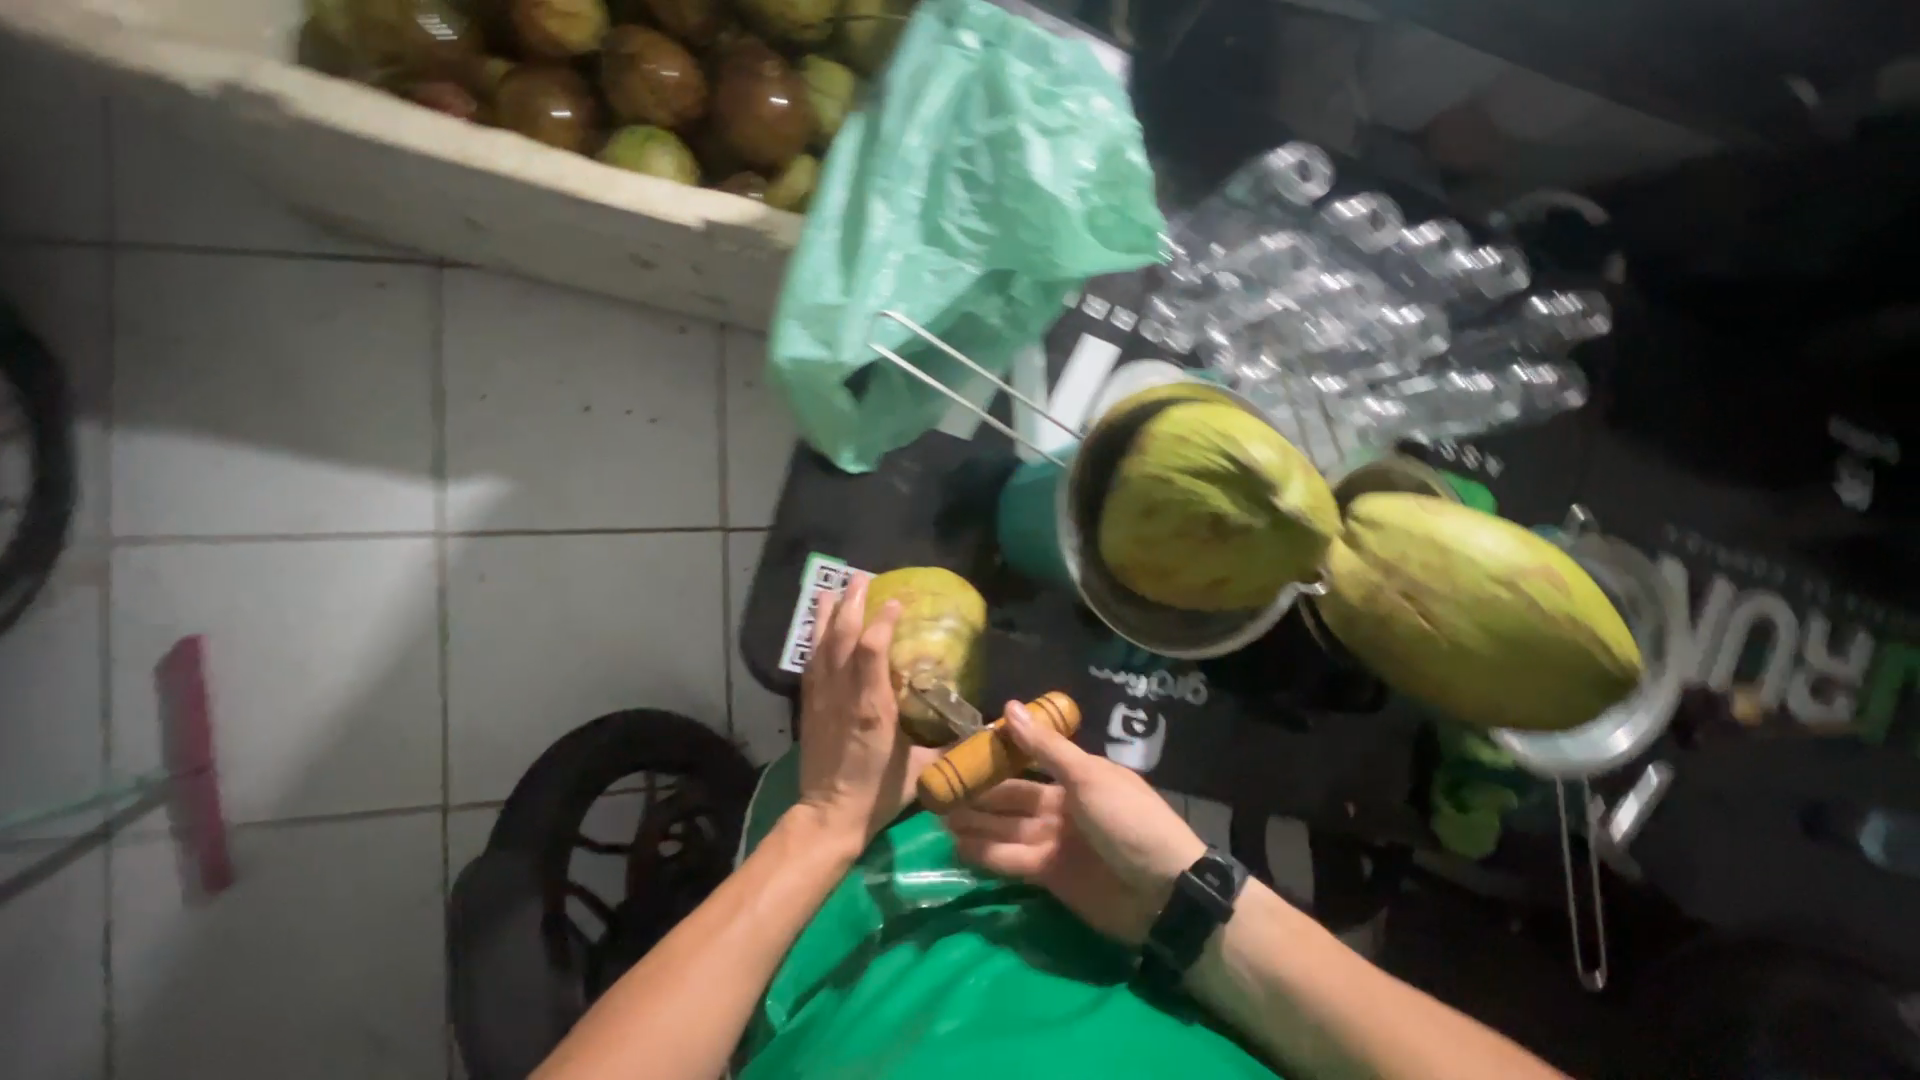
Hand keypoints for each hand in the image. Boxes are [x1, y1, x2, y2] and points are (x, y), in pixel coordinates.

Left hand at [795, 577, 942, 851]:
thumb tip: (987, 734)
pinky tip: (818, 628)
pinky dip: (814, 640)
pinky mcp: (808, 707)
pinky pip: (810, 664)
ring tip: (834, 589)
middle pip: (842, 639)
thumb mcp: (920, 769)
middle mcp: (843, 696)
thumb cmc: (878, 793)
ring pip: (820, 647)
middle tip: (863, 577)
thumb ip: (949, 746)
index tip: (896, 601)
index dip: (883, 622)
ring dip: (827, 615)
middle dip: (852, 604)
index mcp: (872, 708)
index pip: (872, 652)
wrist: (829, 816)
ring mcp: (821, 699)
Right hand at [944, 701, 1206, 945]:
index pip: (1029, 759)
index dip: (997, 754)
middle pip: (1012, 796)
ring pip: (1007, 827)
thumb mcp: (1089, 777)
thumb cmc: (1130, 821)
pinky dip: (986, 853)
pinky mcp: (1051, 876)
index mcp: (1078, 776)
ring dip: (975, 822)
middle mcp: (1064, 806)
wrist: (1166, 893)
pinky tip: (958, 846)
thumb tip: (1009, 706)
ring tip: (938, 816)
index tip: (960, 749)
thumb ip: (1045, 748)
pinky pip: (1012, 859)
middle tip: (938, 787)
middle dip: (978, 791)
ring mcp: (1057, 842)